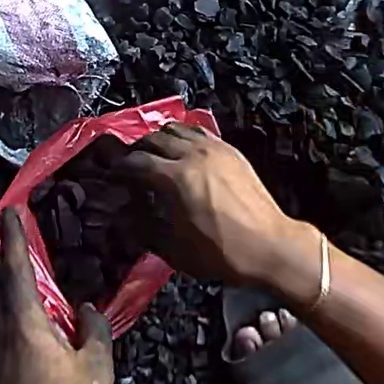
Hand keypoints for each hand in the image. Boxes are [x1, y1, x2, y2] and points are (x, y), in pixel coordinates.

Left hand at [0, 208, 112, 383]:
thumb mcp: (96, 372)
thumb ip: (94, 329)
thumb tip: (85, 308)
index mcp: (26, 329)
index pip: (15, 269)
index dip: (12, 237)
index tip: (9, 211)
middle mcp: (1, 340)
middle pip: (2, 287)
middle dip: (10, 258)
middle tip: (21, 234)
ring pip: (0, 312)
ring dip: (13, 288)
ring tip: (32, 275)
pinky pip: (1, 336)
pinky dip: (15, 317)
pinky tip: (35, 327)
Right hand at [118, 124, 321, 302]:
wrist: (269, 245)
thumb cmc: (222, 253)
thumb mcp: (175, 249)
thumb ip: (144, 229)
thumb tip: (123, 217)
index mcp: (176, 178)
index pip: (137, 162)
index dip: (121, 168)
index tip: (114, 175)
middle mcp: (193, 155)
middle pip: (155, 139)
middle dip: (137, 150)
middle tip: (130, 164)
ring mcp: (214, 149)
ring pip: (177, 129)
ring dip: (160, 139)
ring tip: (154, 154)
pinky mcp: (230, 150)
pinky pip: (199, 133)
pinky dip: (184, 137)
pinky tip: (182, 151)